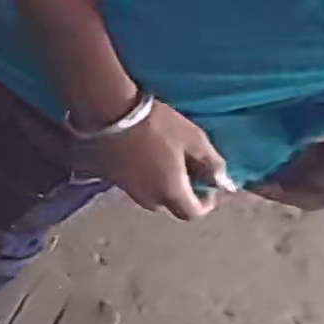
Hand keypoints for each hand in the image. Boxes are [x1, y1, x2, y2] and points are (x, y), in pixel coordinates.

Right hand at [78, 101, 234, 219]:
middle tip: (180, 172)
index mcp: (170, 191)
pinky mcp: (100, 172)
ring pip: (141, 192)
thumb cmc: (155, 124)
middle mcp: (144, 194)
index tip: (207, 185)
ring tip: (153, 161)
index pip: (192, 213)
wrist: (106, 110)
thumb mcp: (193, 138)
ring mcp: (119, 184)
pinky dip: (131, 173)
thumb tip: (223, 182)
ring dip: (151, 183)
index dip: (204, 203)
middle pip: (164, 204)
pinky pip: (122, 179)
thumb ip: (212, 163)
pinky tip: (130, 154)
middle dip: (175, 193)